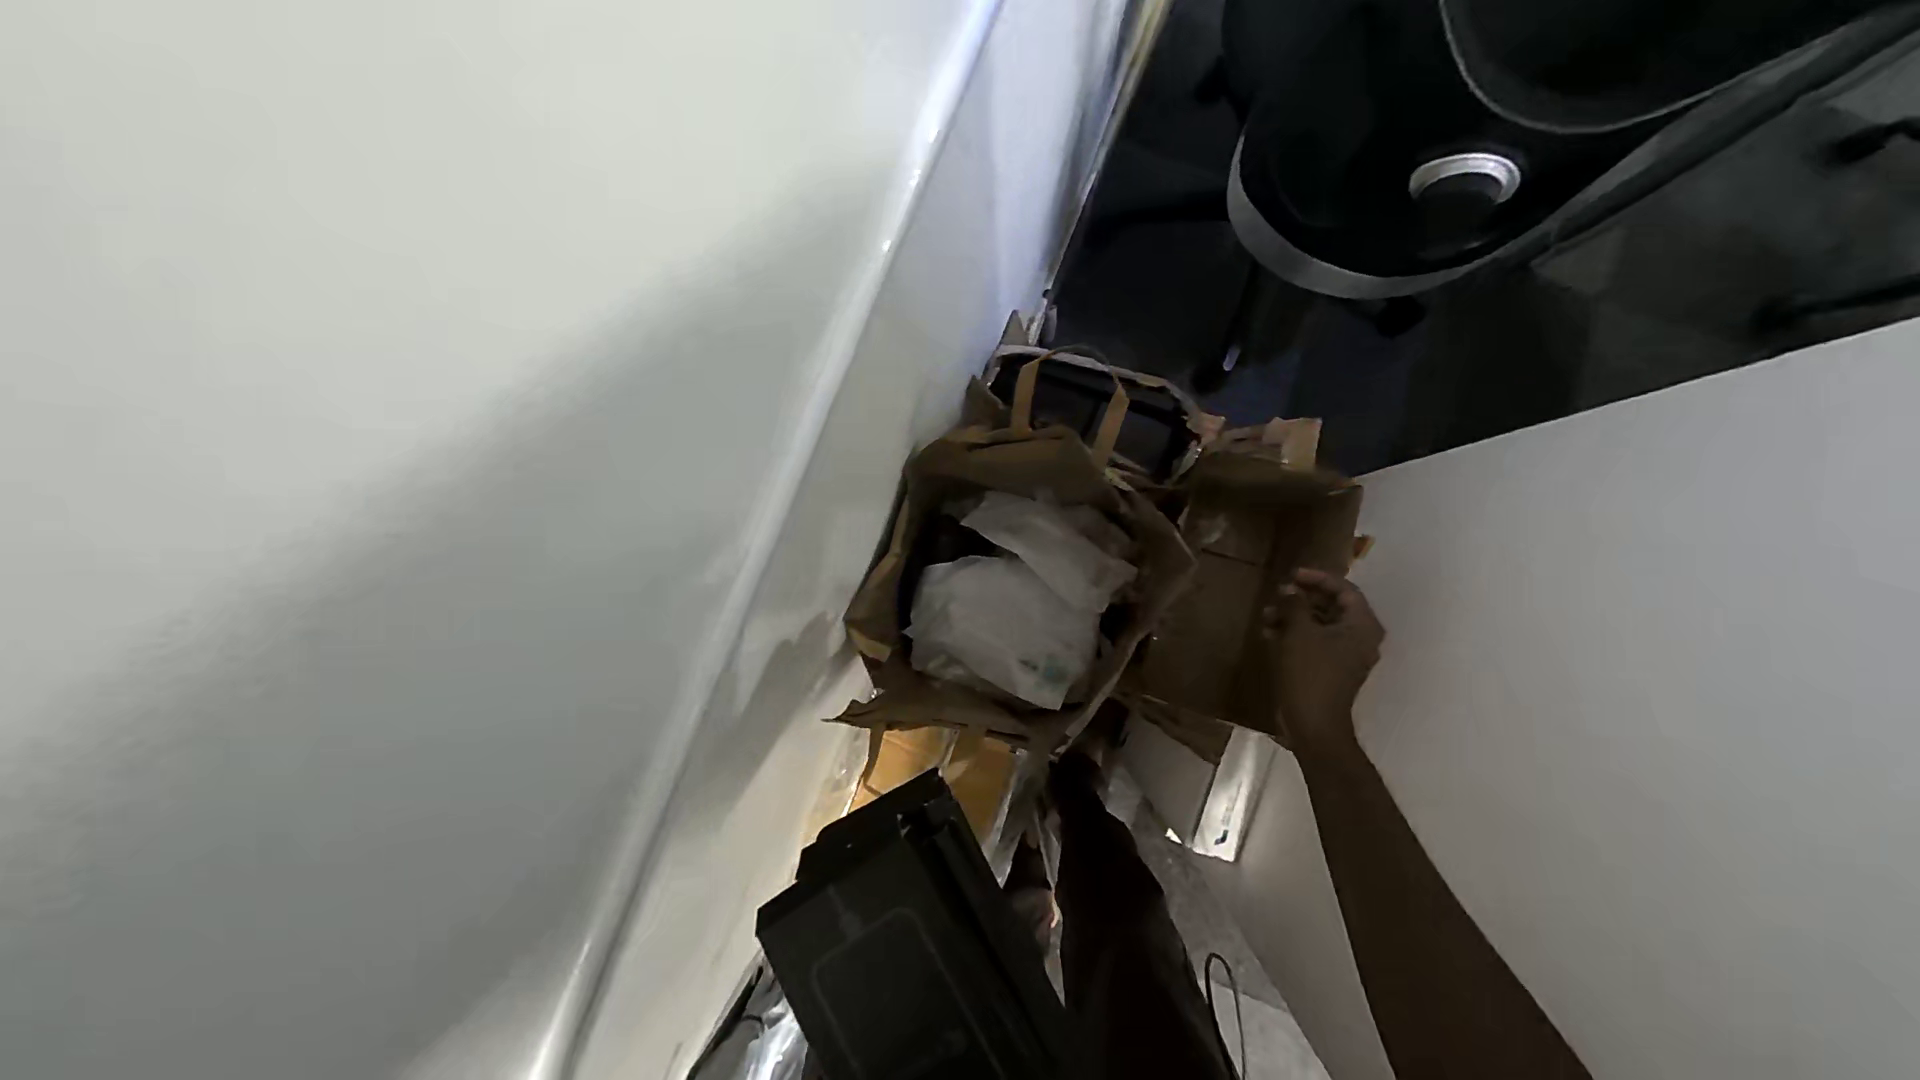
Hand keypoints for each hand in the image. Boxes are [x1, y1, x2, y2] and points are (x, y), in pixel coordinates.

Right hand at [1263, 568, 1384, 751]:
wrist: (1313, 722)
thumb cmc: (1310, 673)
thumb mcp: (1299, 633)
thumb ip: (1295, 606)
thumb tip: (1290, 590)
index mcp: (1362, 626)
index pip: (1345, 590)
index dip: (1318, 578)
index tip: (1291, 575)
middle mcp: (1359, 638)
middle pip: (1333, 606)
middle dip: (1303, 598)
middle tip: (1278, 592)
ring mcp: (1345, 655)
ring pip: (1320, 624)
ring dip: (1294, 616)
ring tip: (1267, 614)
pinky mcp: (1330, 669)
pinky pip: (1314, 641)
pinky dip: (1294, 634)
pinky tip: (1269, 633)